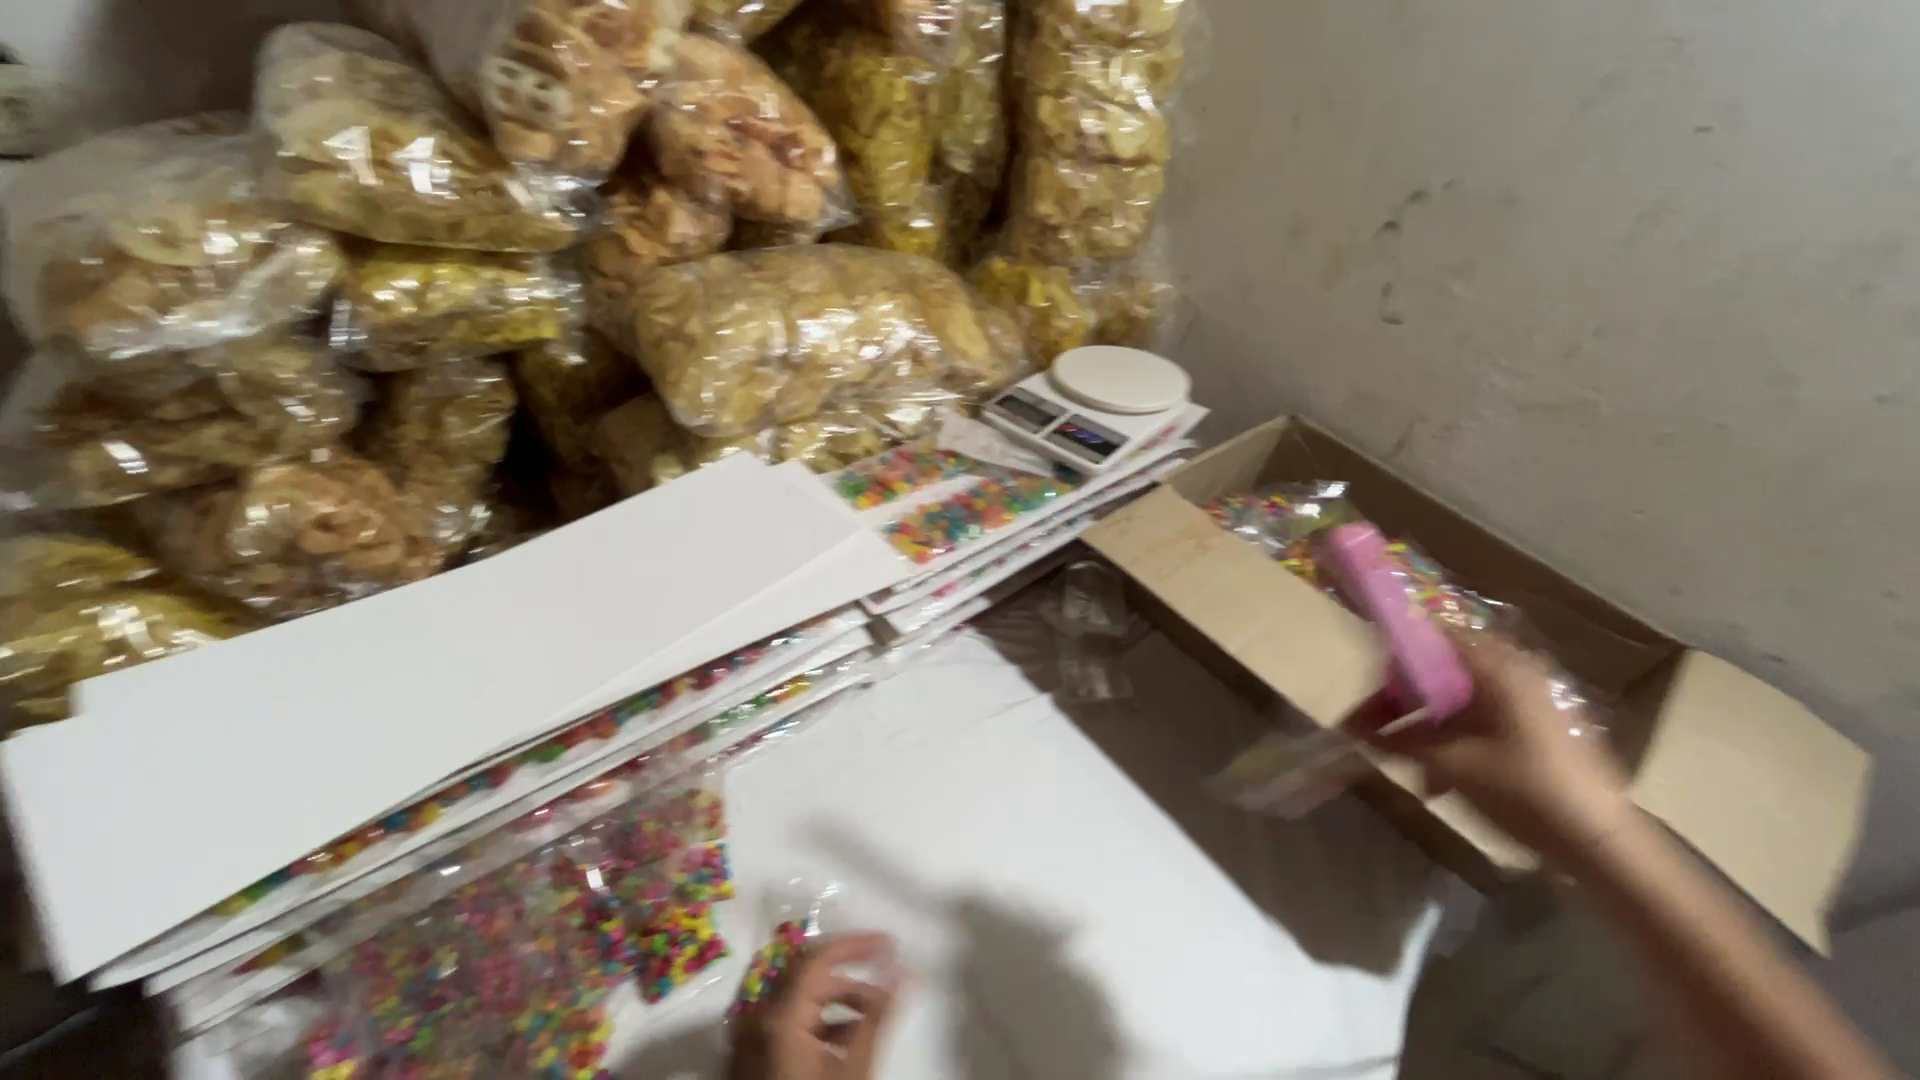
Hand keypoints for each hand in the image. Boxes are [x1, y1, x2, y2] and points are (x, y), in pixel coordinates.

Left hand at [731, 933, 903, 1079]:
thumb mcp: (855, 1068)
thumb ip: (880, 1013)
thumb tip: (906, 969)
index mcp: (779, 1014)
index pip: (819, 956)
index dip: (856, 944)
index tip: (891, 944)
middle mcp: (757, 1017)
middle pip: (806, 974)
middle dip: (850, 974)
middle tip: (886, 982)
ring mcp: (749, 1039)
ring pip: (797, 999)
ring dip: (836, 1000)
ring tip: (873, 1016)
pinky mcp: (749, 1058)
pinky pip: (786, 1022)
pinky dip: (817, 1022)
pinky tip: (845, 1042)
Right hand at [1362, 628, 1633, 866]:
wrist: (1601, 844)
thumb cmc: (1524, 792)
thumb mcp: (1451, 764)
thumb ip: (1398, 740)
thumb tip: (1350, 725)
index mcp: (1500, 669)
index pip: (1436, 636)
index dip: (1397, 653)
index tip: (1369, 681)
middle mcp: (1517, 674)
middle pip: (1444, 669)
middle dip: (1404, 696)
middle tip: (1374, 722)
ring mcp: (1532, 702)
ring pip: (1459, 698)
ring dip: (1425, 723)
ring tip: (1401, 756)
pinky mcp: (1538, 729)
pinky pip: (1480, 719)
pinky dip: (1452, 737)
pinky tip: (1437, 777)